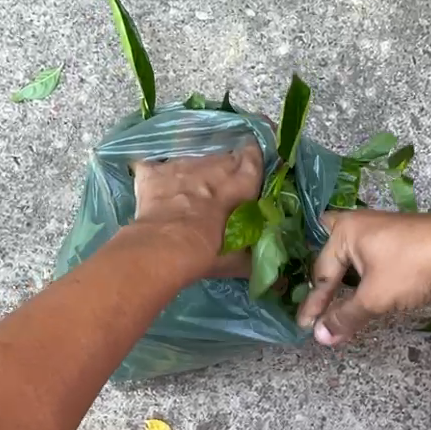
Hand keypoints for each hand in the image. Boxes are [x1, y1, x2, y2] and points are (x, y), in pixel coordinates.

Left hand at [129, 143, 264, 275]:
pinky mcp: (153, 172)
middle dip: (221, 170)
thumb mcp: (241, 260)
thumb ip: (257, 256)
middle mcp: (212, 167)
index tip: (247, 169)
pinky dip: (155, 177)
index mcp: (239, 184)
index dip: (250, 160)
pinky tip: (153, 191)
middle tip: (216, 191)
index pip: (252, 158)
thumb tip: (277, 272)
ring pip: (190, 162)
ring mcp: (180, 166)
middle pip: (222, 158)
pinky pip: (153, 168)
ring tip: (185, 197)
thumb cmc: (210, 253)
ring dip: (190, 175)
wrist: (165, 249)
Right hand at [296, 211, 430, 344]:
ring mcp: (385, 231)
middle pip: (332, 250)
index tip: (305, 327)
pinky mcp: (405, 242)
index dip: (314, 303)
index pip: (322, 272)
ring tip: (335, 297)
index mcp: (346, 230)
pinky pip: (373, 259)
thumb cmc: (413, 268)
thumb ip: (345, 317)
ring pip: (354, 255)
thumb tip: (320, 338)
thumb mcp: (374, 298)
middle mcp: (362, 225)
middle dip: (321, 273)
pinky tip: (367, 289)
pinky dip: (364, 276)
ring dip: (344, 278)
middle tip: (312, 296)